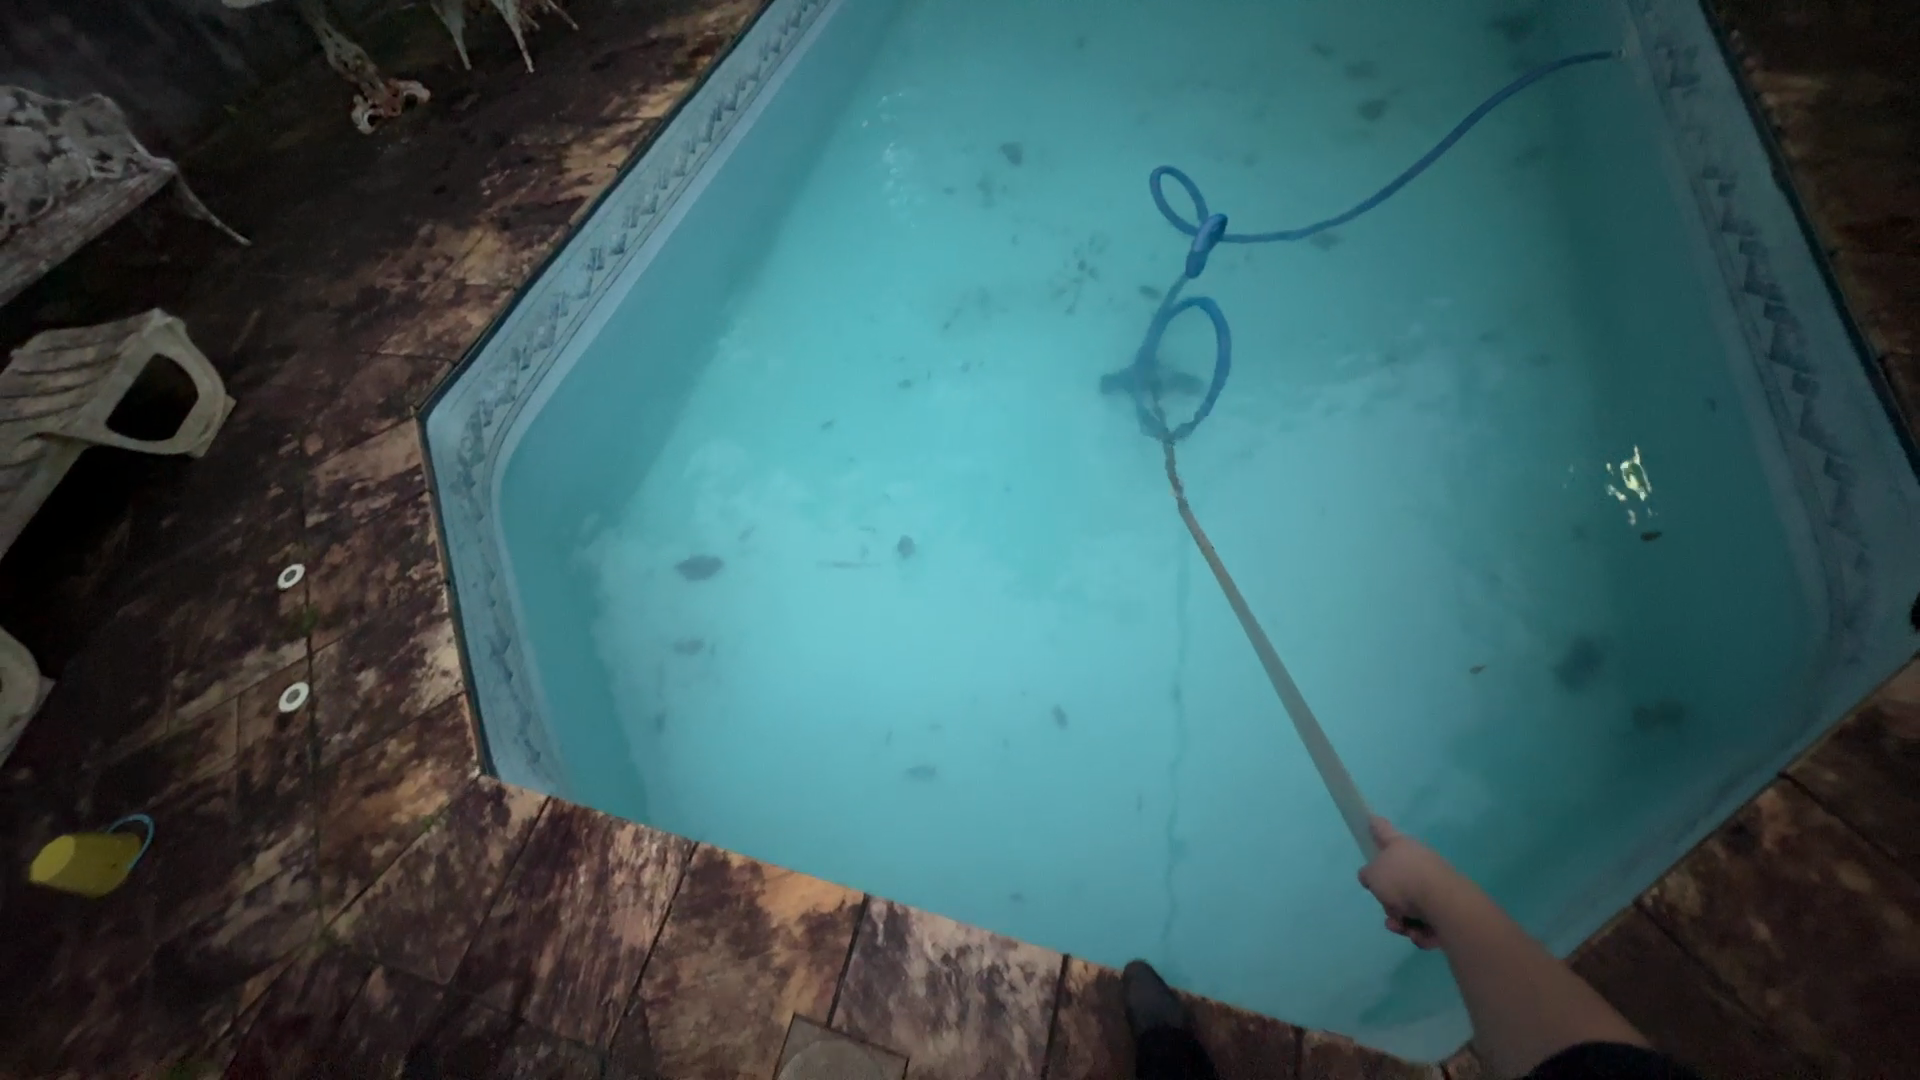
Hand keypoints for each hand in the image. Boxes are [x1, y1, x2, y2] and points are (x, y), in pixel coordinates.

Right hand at [1357, 817, 1460, 949]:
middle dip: (1388, 900)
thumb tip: (1372, 878)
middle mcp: (1419, 860)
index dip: (1374, 826)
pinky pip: (1426, 920)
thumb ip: (1368, 875)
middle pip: (1396, 878)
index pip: (1382, 829)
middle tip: (1388, 909)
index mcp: (1399, 845)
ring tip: (1401, 928)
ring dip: (1402, 919)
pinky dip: (1420, 930)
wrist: (1445, 905)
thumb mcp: (1372, 876)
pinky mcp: (1449, 907)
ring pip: (1410, 904)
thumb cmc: (1402, 882)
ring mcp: (1435, 883)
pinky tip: (1418, 935)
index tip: (1370, 821)